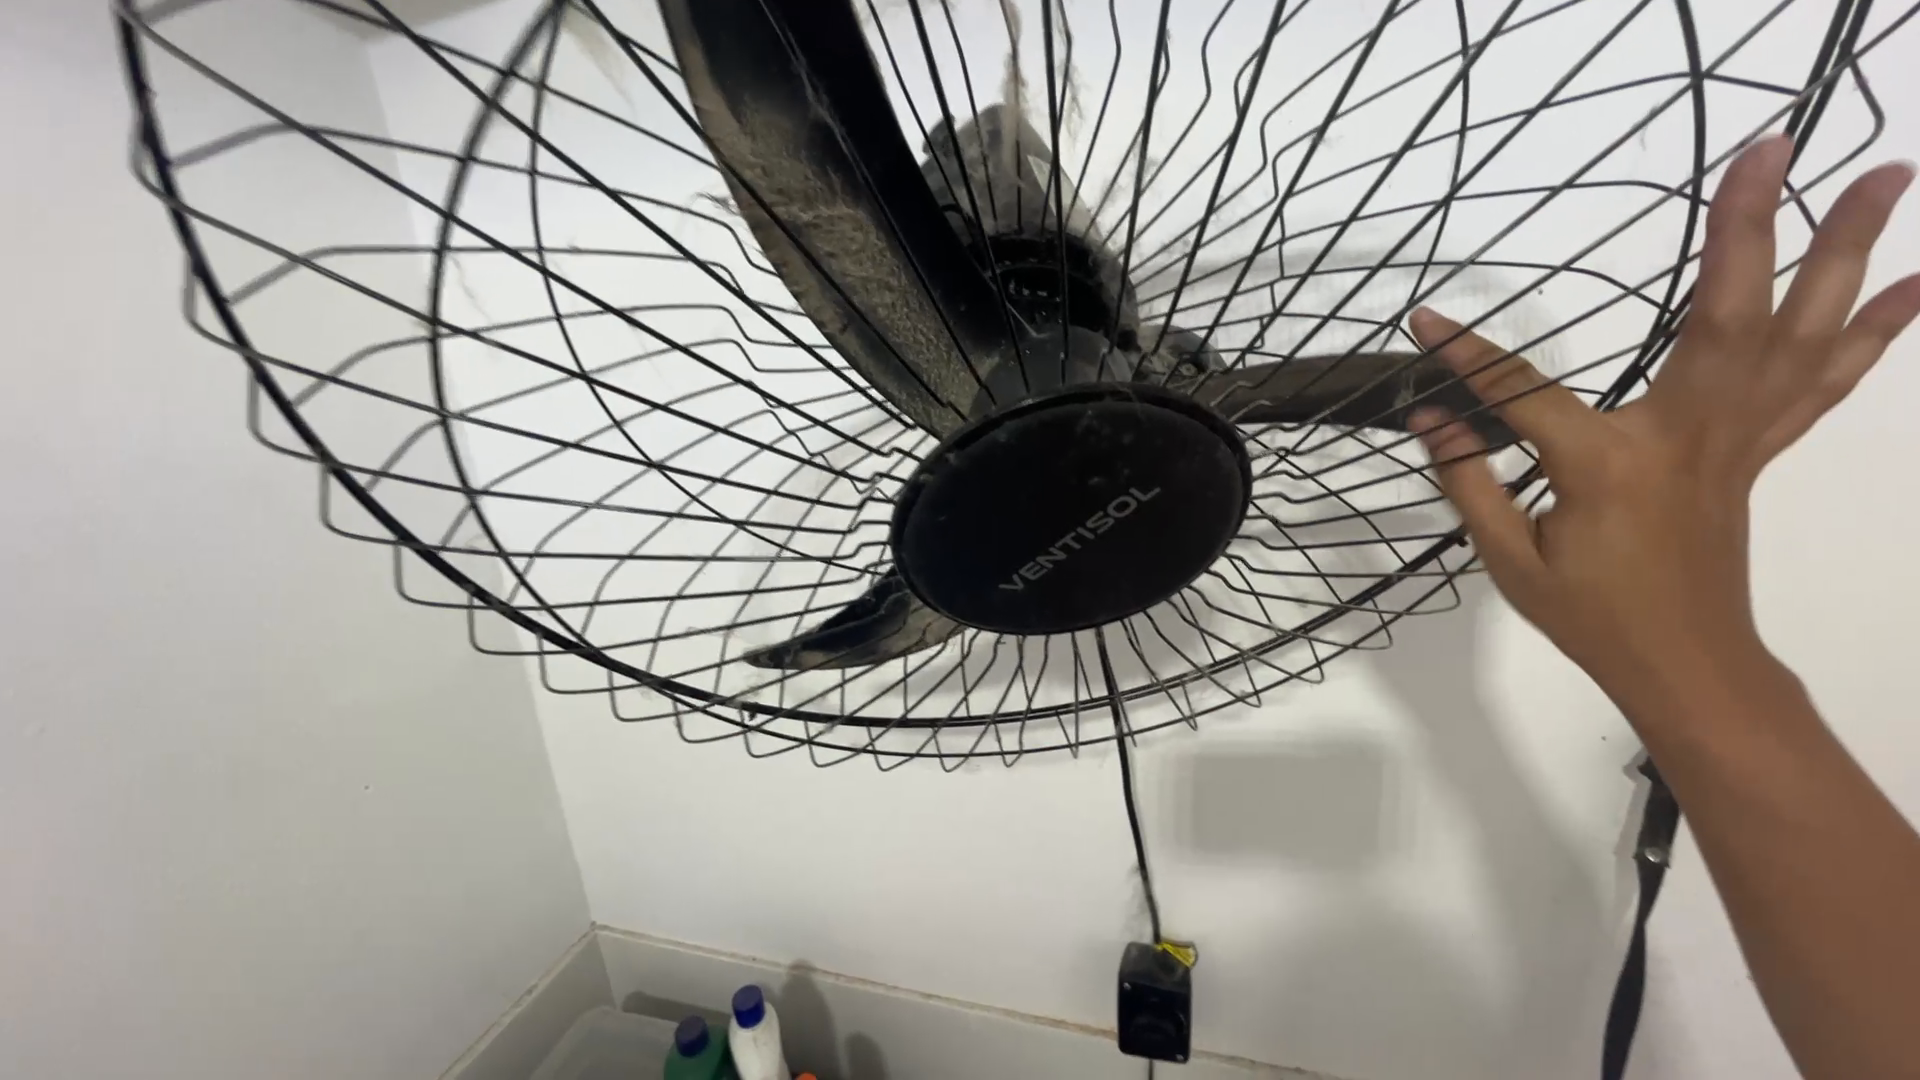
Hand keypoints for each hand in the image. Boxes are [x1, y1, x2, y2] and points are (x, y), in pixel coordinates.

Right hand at [1407, 135, 1919, 709]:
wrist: (1684, 660)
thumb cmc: (1588, 613)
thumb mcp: (1508, 555)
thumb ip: (1470, 480)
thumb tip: (1428, 420)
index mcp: (1608, 464)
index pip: (1521, 393)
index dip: (1466, 358)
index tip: (1426, 321)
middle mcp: (1688, 436)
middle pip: (1726, 319)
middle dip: (1752, 229)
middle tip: (1775, 148)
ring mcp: (1737, 441)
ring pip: (1797, 335)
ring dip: (1842, 252)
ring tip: (1882, 174)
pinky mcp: (1757, 453)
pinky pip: (1824, 384)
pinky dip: (1872, 330)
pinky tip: (1908, 280)